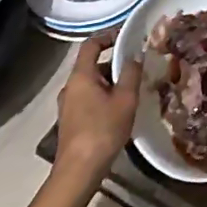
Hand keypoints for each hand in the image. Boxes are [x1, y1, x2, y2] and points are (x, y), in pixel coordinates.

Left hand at [54, 31, 138, 185]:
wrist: (79, 170)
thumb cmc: (103, 130)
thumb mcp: (125, 99)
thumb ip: (131, 73)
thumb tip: (135, 56)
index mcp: (81, 76)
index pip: (91, 44)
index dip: (108, 36)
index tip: (127, 37)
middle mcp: (70, 86)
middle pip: (92, 65)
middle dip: (115, 63)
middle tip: (137, 67)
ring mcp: (68, 105)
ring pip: (92, 83)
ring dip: (111, 82)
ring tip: (134, 90)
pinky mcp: (71, 120)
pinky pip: (89, 98)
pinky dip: (105, 96)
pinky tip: (121, 110)